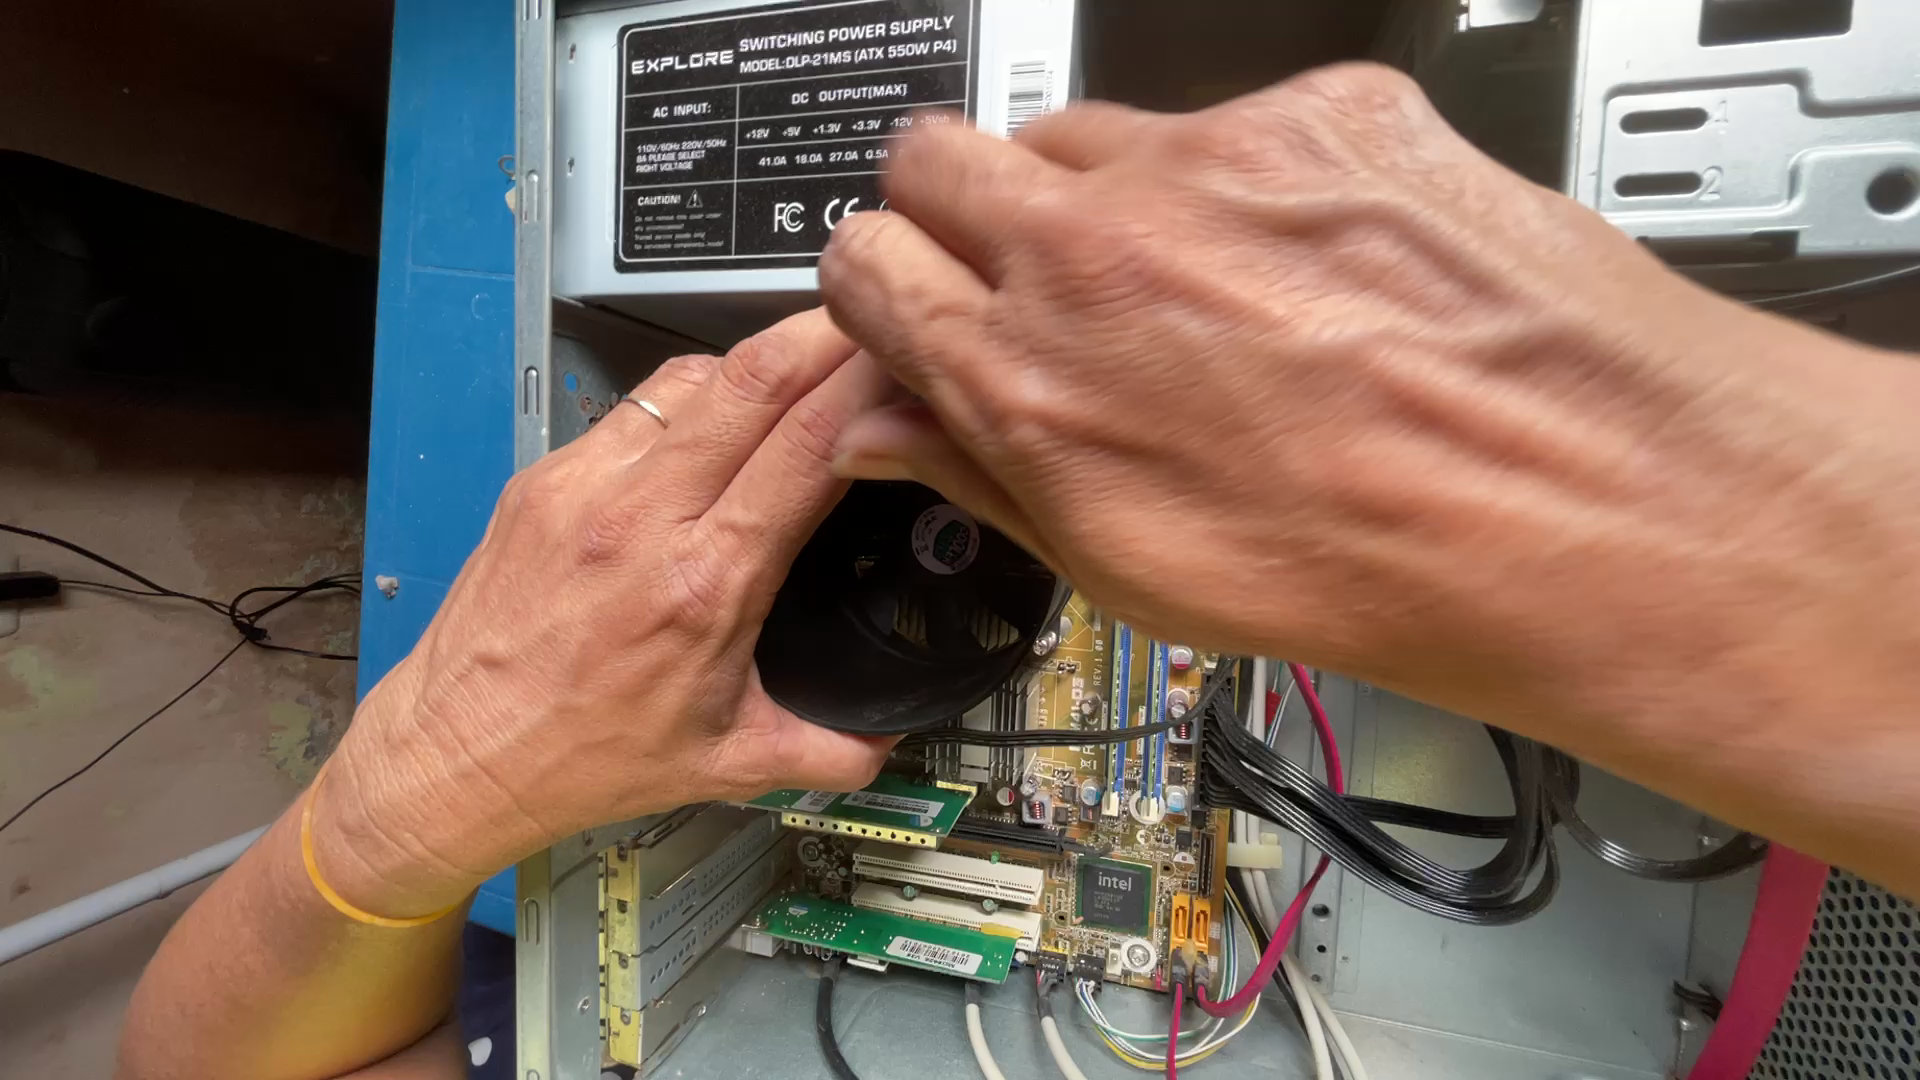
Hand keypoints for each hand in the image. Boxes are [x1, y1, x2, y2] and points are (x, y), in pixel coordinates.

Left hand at [308, 310, 897, 917]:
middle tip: (876, 318)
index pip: (808, 447)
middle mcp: (645, 516)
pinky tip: (729, 409)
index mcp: (707, 582)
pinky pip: (645, 402)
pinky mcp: (548, 474)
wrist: (455, 755)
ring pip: (697, 375)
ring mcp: (587, 483)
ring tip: (811, 357)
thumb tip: (896, 740)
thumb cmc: (592, 756)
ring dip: (765, 354)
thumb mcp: (734, 764)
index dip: (866, 389)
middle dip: (826, 334)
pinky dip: (705, 388)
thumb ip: (835, 751)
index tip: (907, 363)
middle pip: (754, 380)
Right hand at [817, 65, 1919, 753]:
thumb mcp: (1111, 561)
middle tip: (1000, 272)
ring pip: (1060, 131)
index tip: (906, 307)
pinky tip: (1265, 265)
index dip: (871, 286)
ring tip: (1150, 282)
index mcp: (1026, 378)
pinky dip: (1206, 188)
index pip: (864, 267)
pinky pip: (1204, 124)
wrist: (1558, 509)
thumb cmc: (1337, 563)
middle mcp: (1092, 254)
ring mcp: (1203, 169)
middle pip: (928, 155)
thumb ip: (974, 469)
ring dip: (1071, 199)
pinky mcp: (1314, 116)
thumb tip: (882, 425)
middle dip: (938, 212)